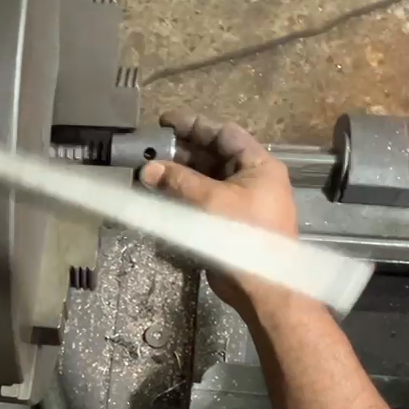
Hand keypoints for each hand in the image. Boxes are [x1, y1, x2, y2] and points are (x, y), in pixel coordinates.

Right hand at [138, 110, 307, 321]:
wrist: (261, 286)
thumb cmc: (245, 236)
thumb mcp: (211, 201)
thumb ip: (178, 182)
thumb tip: (147, 169)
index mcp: (259, 165)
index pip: (225, 134)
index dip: (195, 125)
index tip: (165, 122)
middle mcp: (250, 180)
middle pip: (212, 157)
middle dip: (181, 153)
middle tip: (150, 150)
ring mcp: (238, 204)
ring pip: (204, 181)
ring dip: (178, 177)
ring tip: (148, 173)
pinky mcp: (226, 226)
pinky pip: (201, 204)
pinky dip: (181, 199)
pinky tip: (159, 196)